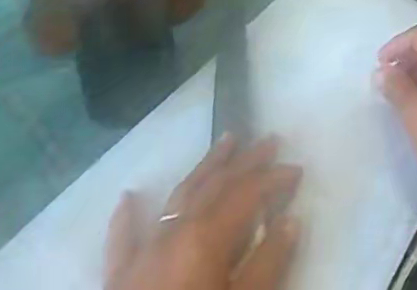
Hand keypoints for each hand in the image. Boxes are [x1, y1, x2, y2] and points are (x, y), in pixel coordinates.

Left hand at [104, 135, 301, 289]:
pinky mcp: (118, 281)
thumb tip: (290, 221)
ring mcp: (143, 254)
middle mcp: (174, 232)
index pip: (249, 193)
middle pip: (217, 184)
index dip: (275, 178)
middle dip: (247, 161)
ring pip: (179, 196)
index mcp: (207, 236)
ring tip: (226, 141)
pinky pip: (122, 241)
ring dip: (205, 167)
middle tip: (270, 140)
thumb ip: (268, 263)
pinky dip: (127, 217)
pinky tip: (129, 196)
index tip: (298, 171)